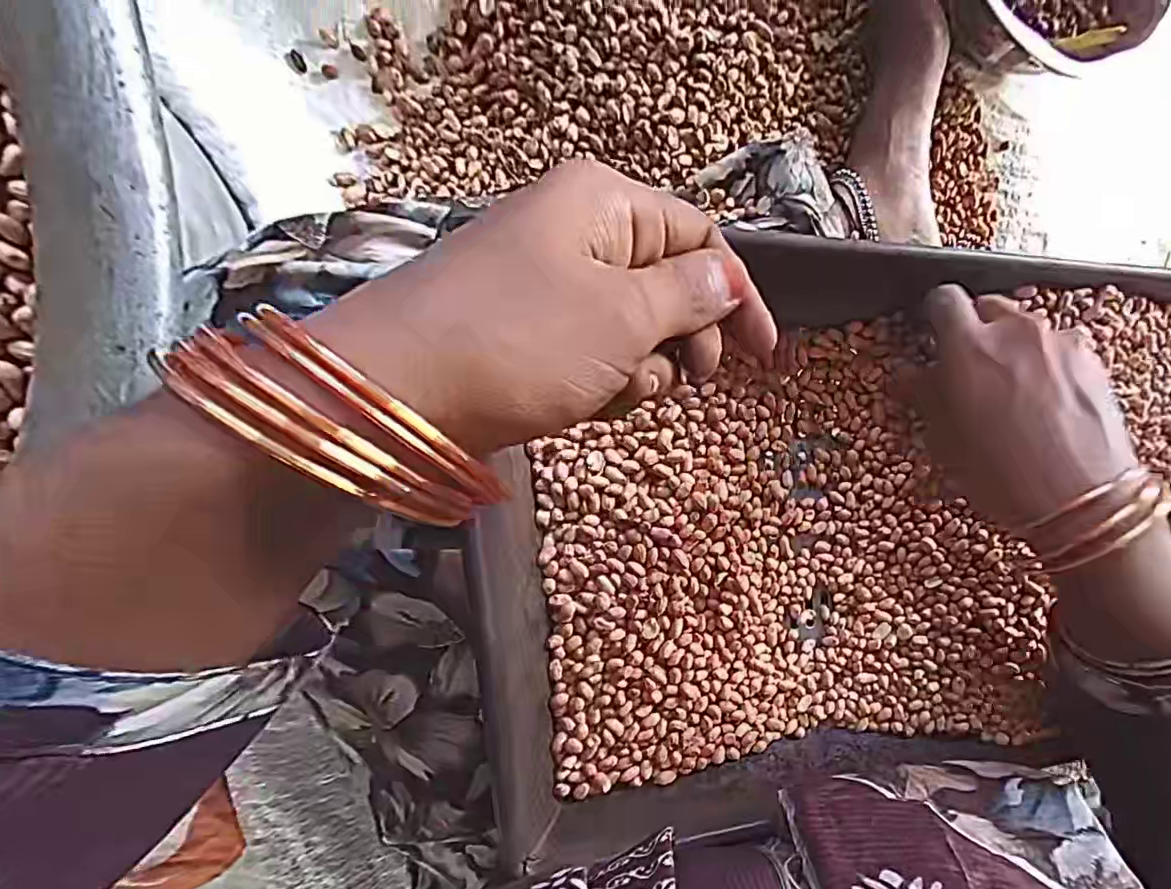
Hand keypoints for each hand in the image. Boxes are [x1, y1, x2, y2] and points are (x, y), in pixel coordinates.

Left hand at [302, 160, 778, 454]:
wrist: (405, 393)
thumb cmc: (519, 340)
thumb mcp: (623, 314)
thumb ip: (690, 294)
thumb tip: (728, 279)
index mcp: (603, 204)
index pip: (700, 237)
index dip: (738, 294)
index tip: (765, 351)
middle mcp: (579, 235)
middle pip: (670, 286)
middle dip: (685, 339)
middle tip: (692, 379)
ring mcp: (554, 287)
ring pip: (637, 331)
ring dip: (643, 369)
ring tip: (613, 389)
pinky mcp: (535, 334)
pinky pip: (598, 356)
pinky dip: (606, 383)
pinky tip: (584, 401)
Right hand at [906, 284, 1170, 665]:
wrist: (1085, 501)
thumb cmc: (1005, 479)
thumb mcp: (949, 444)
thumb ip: (926, 397)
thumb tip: (908, 376)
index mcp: (969, 348)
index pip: (944, 300)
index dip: (935, 315)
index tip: (934, 333)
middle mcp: (1016, 331)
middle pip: (987, 307)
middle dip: (975, 330)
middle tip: (968, 370)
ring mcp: (1060, 341)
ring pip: (1025, 326)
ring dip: (1011, 346)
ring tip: (1010, 392)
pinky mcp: (1092, 357)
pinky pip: (1058, 345)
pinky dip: (1045, 361)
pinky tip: (1044, 401)